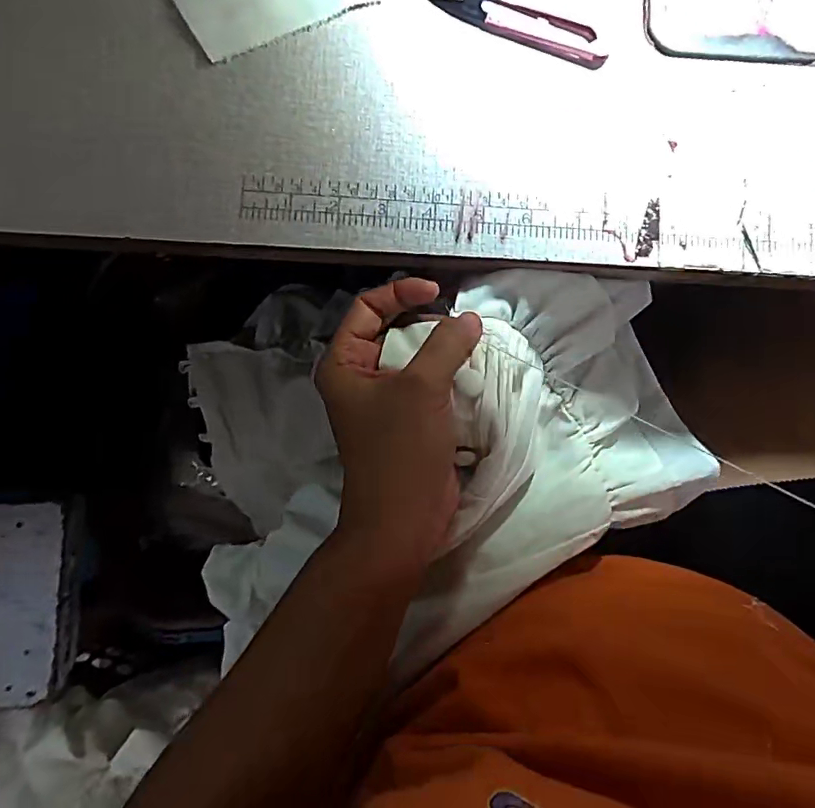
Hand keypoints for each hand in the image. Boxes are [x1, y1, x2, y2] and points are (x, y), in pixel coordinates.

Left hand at [315, 278, 482, 573]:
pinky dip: (447, 372)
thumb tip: (469, 319)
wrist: (402, 523)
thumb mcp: (421, 389)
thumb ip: (446, 345)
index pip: (367, 308)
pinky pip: (427, 382)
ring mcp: (383, 399)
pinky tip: (471, 370)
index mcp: (343, 363)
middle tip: (458, 320)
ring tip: (469, 342)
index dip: (400, 292)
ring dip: (441, 347)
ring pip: (413, 356)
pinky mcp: (407, 418)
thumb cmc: (399, 451)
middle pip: (391, 328)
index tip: (438, 291)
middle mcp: (358, 376)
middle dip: (425, 320)